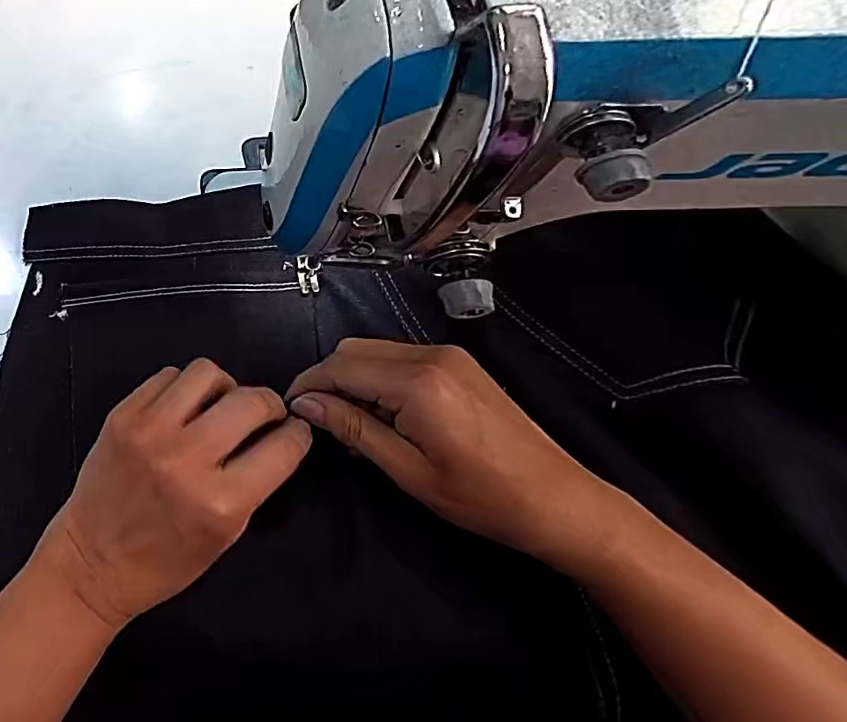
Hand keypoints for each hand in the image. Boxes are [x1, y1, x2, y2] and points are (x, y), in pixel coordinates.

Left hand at [34, 358, 311, 628]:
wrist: (91, 564)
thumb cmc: (165, 561)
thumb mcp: (227, 534)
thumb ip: (256, 480)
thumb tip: (279, 432)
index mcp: (220, 503)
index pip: (283, 447)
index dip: (297, 434)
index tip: (293, 431)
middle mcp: (186, 460)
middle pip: (252, 400)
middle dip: (269, 404)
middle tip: (263, 414)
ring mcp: (150, 431)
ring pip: (209, 372)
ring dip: (225, 387)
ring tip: (218, 406)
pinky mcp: (123, 415)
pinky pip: (170, 375)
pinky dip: (185, 387)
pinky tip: (182, 409)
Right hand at [286, 339, 604, 560]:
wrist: (555, 497)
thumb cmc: (481, 497)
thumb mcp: (409, 471)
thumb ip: (354, 429)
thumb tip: (306, 404)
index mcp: (416, 381)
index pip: (342, 366)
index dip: (309, 384)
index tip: (291, 410)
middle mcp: (430, 354)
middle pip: (356, 349)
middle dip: (330, 379)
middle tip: (325, 425)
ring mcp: (448, 353)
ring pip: (377, 350)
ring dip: (355, 378)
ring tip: (357, 426)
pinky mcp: (459, 361)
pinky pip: (402, 356)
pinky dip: (382, 377)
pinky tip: (388, 414)